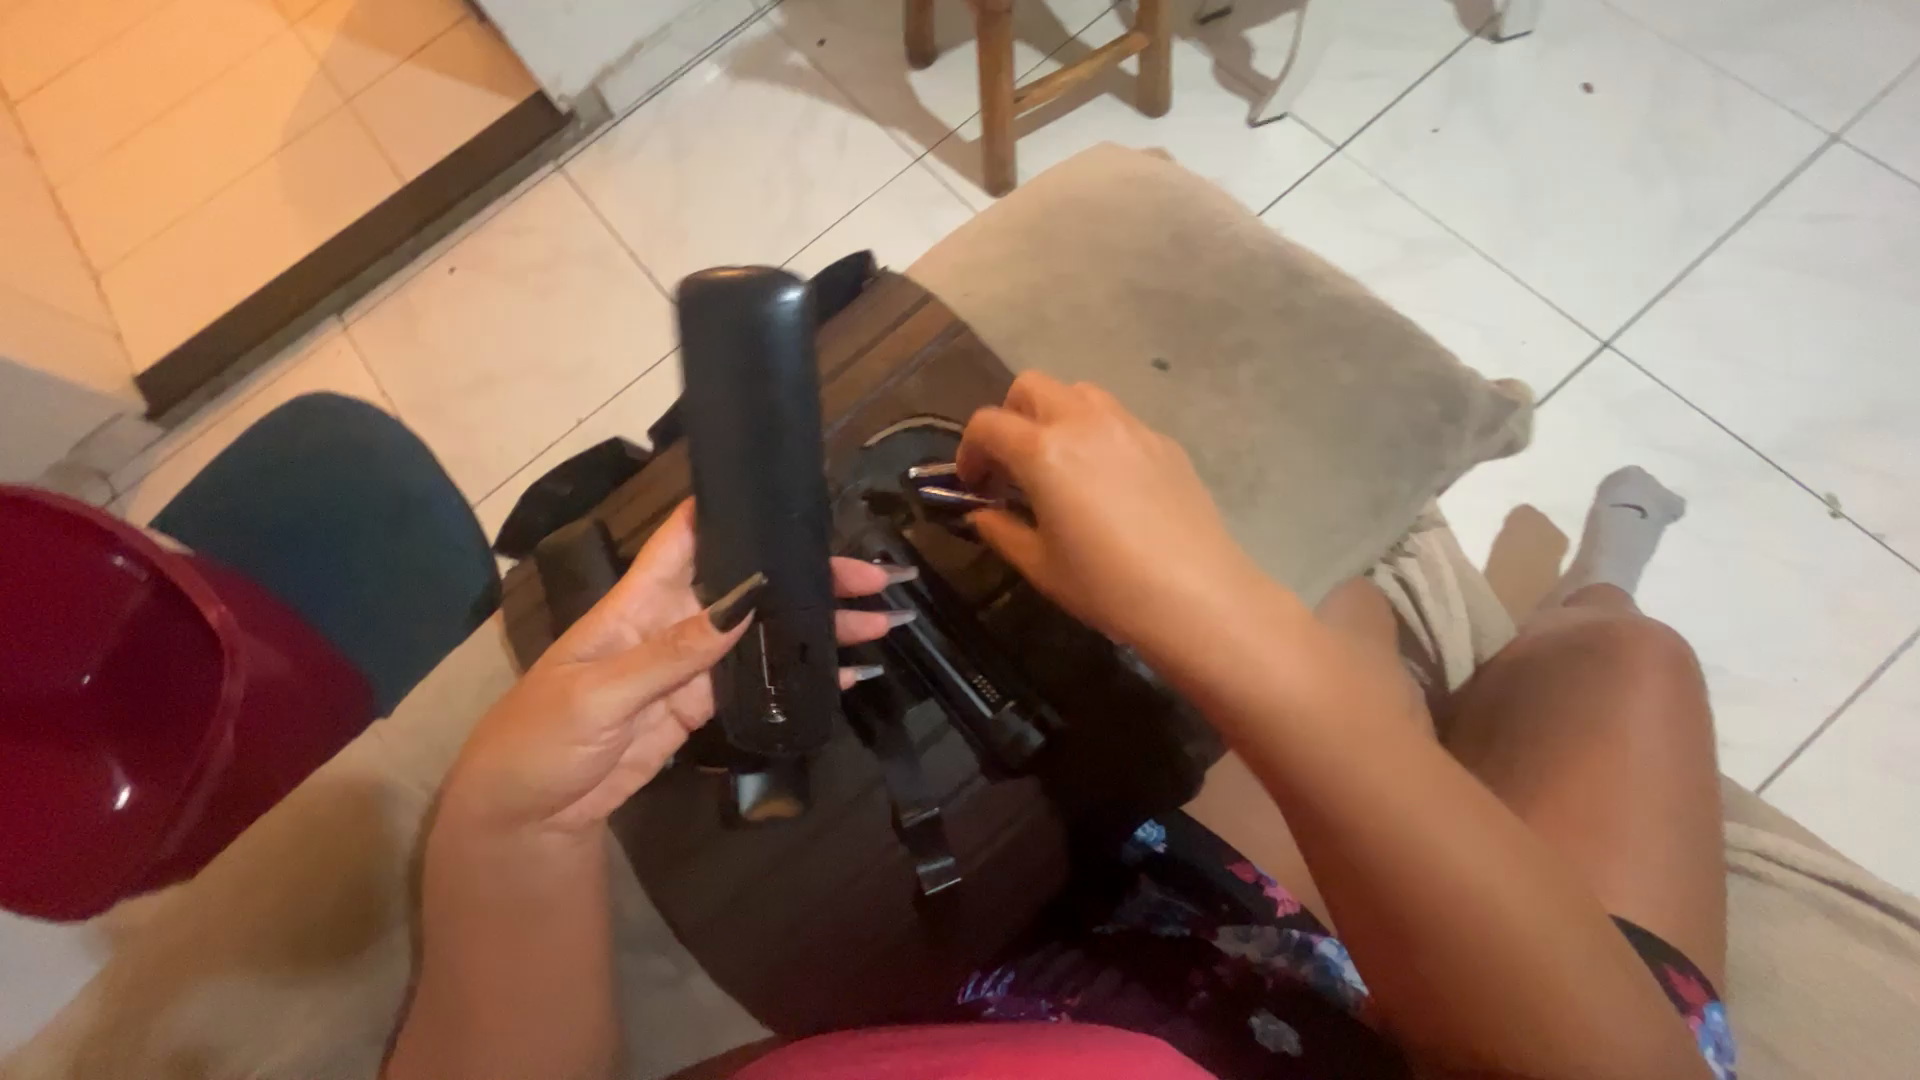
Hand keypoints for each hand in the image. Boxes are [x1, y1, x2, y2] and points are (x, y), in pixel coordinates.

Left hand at [443, 501, 906, 834]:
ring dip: (818, 626)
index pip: (688, 538)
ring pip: (765, 631)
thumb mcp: (599, 693)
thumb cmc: (540, 739)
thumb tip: (744, 604)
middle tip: (870, 574)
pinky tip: (845, 673)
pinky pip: (761, 680)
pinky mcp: (705, 704)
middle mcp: (675, 621)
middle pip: (749, 585)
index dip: (733, 511)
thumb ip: (672, 652)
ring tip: (878, 620)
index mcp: (640, 601)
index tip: (788, 496)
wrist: (530, 815)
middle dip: (808, 576)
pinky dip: (802, 676)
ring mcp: (694, 664)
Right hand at [958, 372, 1266, 651]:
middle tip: (1012, 464)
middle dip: (1010, 417)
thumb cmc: (1105, 586)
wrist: (1195, 596)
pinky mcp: (1163, 442)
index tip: (974, 484)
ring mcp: (1129, 426)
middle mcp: (1084, 422)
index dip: (969, 450)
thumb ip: (1000, 530)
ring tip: (1060, 464)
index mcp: (1043, 451)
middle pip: (1031, 387)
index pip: (987, 424)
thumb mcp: (1039, 566)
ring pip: (1079, 393)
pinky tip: (1108, 483)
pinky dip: (1096, 435)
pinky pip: (1118, 420)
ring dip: (1055, 416)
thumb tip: (981, 514)